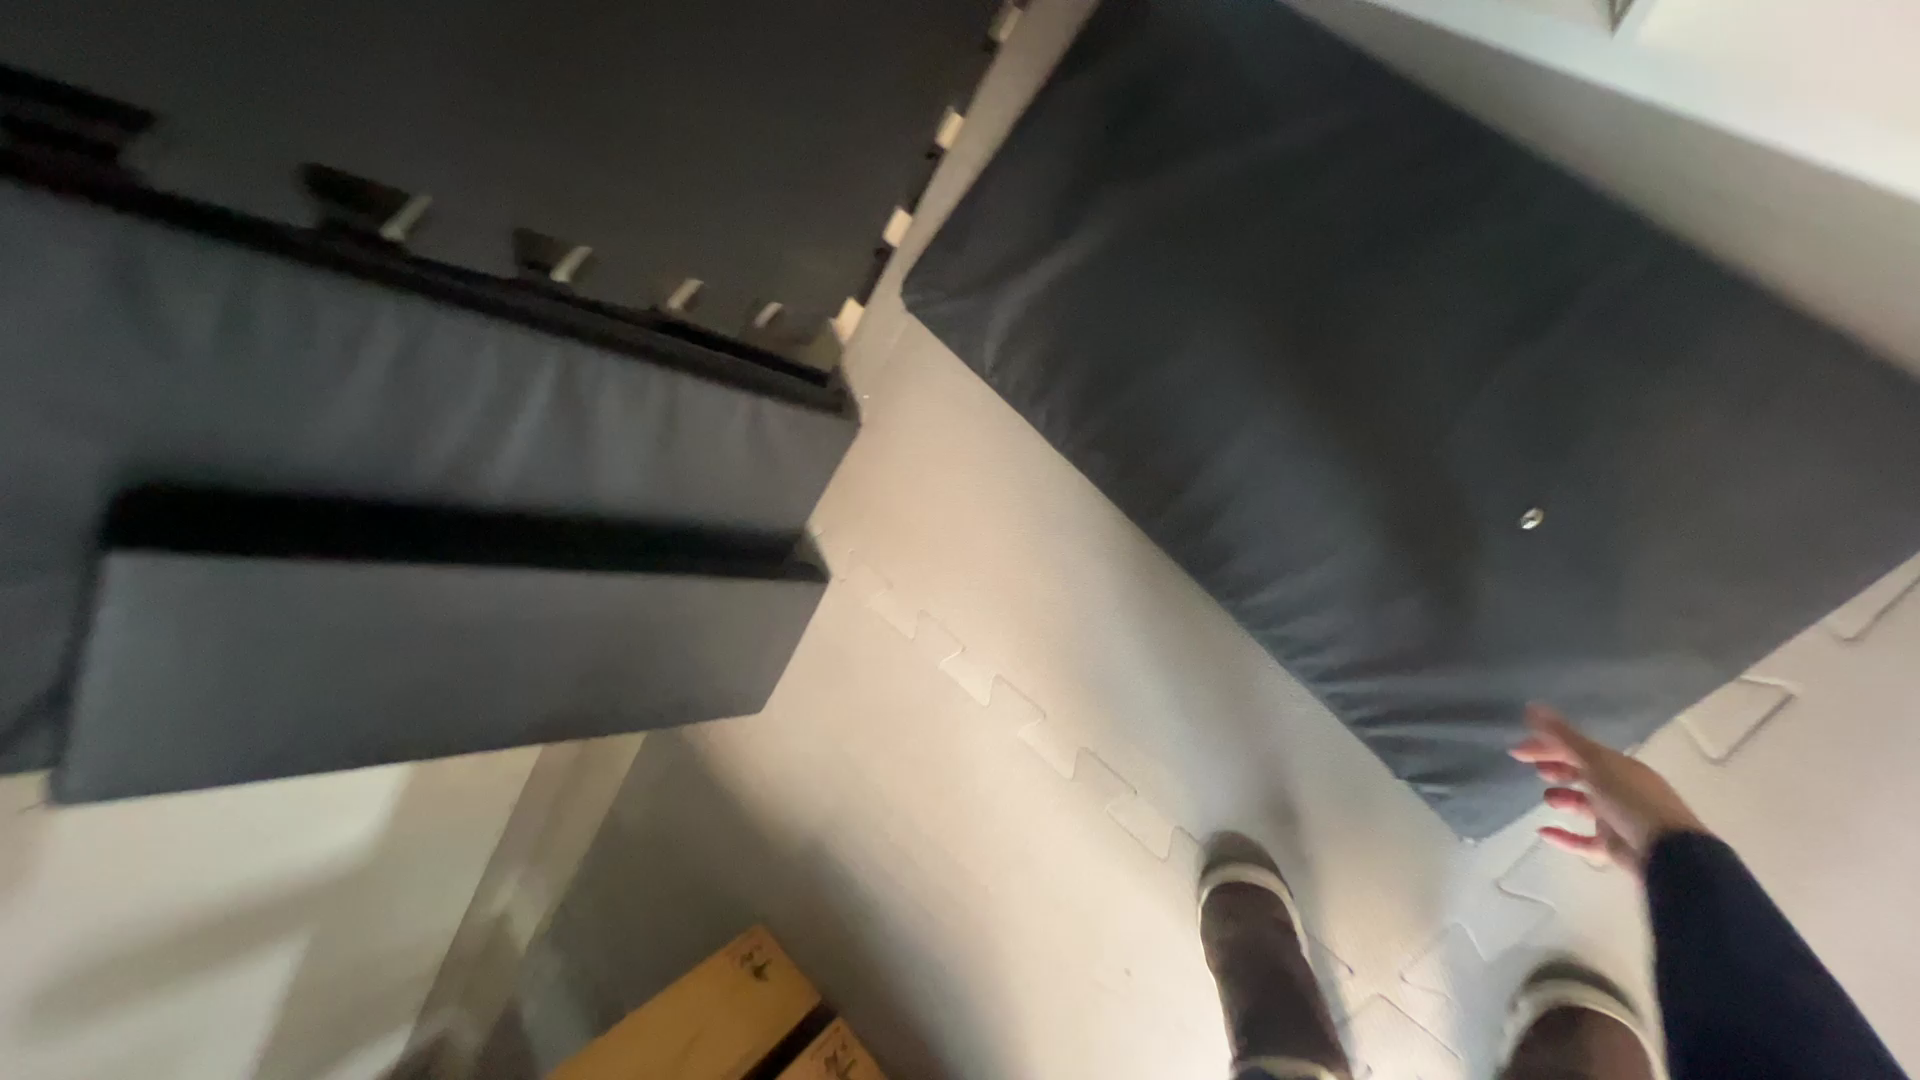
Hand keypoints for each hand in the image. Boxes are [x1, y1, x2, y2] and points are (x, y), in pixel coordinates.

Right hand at [1510, 703, 1705, 873]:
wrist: (1669, 854)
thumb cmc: (1632, 801)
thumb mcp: (1595, 762)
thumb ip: (1562, 737)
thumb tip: (1532, 706)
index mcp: (1620, 767)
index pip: (1579, 750)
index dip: (1548, 746)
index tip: (1518, 750)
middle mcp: (1621, 790)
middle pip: (1583, 774)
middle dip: (1557, 769)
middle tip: (1534, 769)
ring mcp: (1619, 820)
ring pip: (1584, 805)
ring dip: (1562, 799)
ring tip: (1548, 799)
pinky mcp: (1614, 847)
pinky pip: (1583, 840)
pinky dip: (1563, 836)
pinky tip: (1542, 831)